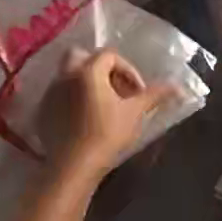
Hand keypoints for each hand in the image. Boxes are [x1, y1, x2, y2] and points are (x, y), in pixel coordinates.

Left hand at [40, 48, 181, 182]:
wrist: (73, 164)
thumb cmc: (108, 133)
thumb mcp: (136, 112)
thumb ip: (155, 95)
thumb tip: (179, 86)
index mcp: (87, 72)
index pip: (109, 56)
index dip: (128, 69)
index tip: (138, 91)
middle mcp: (64, 77)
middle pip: (80, 56)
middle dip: (100, 67)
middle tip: (117, 87)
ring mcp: (50, 93)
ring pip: (68, 75)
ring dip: (87, 82)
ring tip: (104, 104)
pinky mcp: (42, 110)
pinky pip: (59, 94)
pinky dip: (74, 98)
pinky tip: (86, 118)